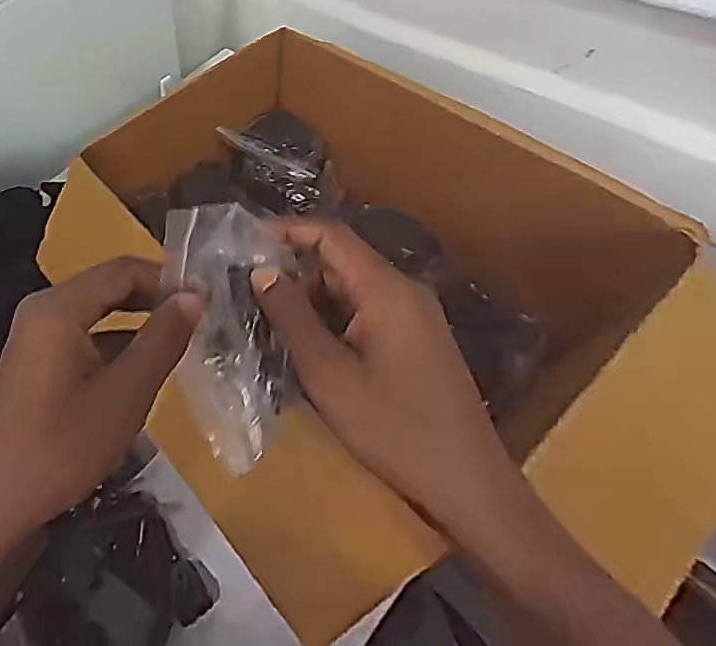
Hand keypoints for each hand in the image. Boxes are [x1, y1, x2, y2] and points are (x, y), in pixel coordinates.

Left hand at [0, 258, 200, 644]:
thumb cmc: (62, 449)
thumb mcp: (125, 395)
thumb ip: (162, 339)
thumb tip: (195, 296)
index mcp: (58, 308)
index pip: (123, 270)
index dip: (168, 279)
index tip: (208, 297)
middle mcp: (42, 310)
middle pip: (109, 286)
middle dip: (155, 297)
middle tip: (199, 316)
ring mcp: (35, 335)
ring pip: (98, 311)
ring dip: (138, 320)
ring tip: (181, 338)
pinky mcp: (35, 361)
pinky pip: (84, 334)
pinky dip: (116, 342)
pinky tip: (144, 366)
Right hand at [255, 223, 680, 645]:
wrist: (470, 485)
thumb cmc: (395, 430)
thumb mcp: (330, 376)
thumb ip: (293, 318)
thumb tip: (262, 272)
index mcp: (386, 288)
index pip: (332, 234)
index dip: (288, 230)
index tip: (245, 241)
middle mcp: (404, 290)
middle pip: (341, 260)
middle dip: (294, 270)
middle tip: (248, 290)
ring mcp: (414, 315)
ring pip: (351, 288)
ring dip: (311, 299)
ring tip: (268, 320)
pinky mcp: (416, 339)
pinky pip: (366, 311)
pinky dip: (333, 319)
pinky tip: (306, 344)